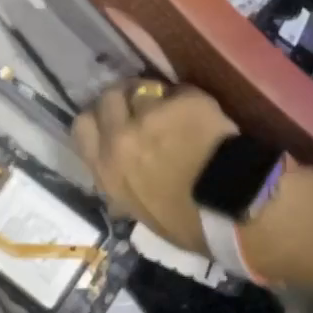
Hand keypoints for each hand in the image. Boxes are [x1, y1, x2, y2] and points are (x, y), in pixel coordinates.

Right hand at [74, 80, 237, 255]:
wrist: (230, 209)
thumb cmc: (187, 224)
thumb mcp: (142, 214)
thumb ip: (124, 190)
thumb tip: (118, 193)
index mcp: (107, 169)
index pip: (82, 126)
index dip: (98, 119)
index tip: (113, 121)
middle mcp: (121, 137)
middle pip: (109, 97)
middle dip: (123, 98)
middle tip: (142, 107)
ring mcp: (152, 116)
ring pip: (144, 88)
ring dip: (156, 96)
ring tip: (174, 109)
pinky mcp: (183, 101)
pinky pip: (179, 91)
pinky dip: (188, 100)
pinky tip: (200, 114)